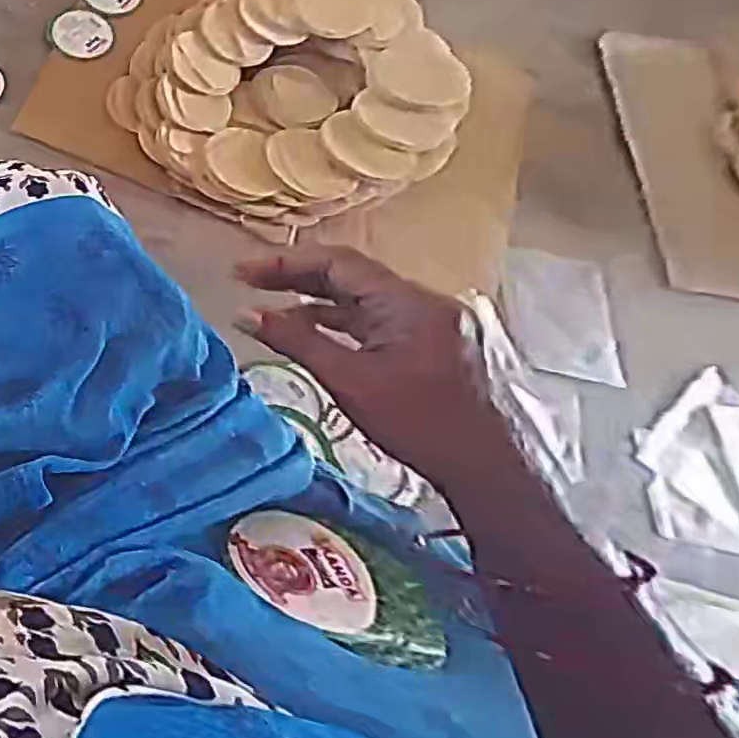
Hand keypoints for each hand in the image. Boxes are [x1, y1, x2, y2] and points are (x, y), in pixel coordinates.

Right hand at [235, 247, 512, 487]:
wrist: (497, 474)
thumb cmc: (421, 424)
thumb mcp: (347, 379)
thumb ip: (293, 340)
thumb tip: (242, 314)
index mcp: (409, 302)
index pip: (337, 263)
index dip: (284, 263)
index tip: (241, 272)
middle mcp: (426, 302)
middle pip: (350, 276)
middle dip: (294, 277)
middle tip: (247, 281)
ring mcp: (435, 323)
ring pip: (362, 298)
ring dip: (313, 299)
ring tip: (269, 305)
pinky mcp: (437, 344)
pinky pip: (376, 319)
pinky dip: (337, 320)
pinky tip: (308, 331)